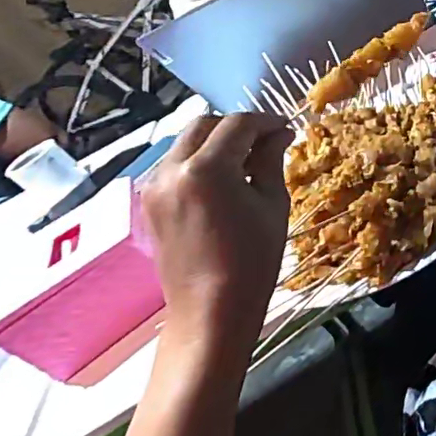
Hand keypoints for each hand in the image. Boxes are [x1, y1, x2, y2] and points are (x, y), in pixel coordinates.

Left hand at [136, 113, 293, 344]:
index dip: (265, 122)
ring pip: (187, 141)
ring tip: (245, 162)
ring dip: (216, 142)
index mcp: (206, 169)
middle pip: (206, 124)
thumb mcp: (272, 205)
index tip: (285, 129)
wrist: (210, 313)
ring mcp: (155, 185)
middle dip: (237, 127)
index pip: (238, 124)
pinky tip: (222, 181)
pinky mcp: (150, 201)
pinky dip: (199, 160)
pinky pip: (176, 164)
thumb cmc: (251, 262)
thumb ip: (271, 160)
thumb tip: (279, 134)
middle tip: (265, 143)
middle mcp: (172, 170)